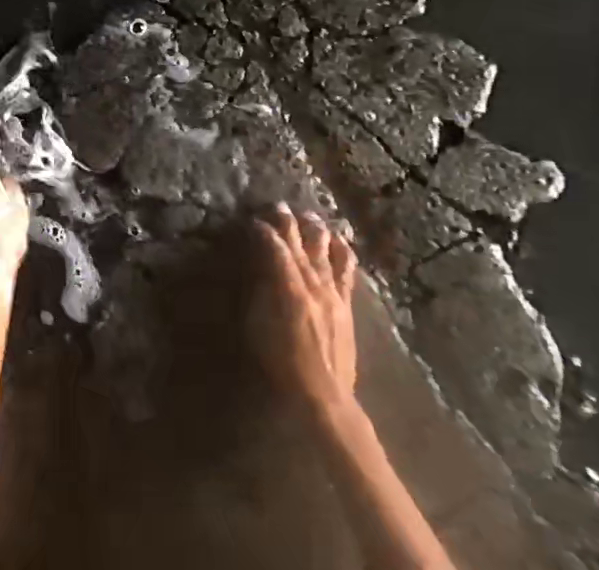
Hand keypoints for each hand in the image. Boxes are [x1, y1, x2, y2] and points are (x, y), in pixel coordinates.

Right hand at [255, 203, 360, 412]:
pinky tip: (340, 240)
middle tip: (278, 205)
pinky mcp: (346, 303)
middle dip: (287, 221)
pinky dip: (343, 251)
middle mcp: (311, 280)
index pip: (272, 246)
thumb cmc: (279, 361)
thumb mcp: (255, 323)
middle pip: (299, 242)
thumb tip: (257, 265)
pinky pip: (346, 270)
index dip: (262, 230)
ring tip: (310, 216)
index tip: (252, 220)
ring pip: (324, 250)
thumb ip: (257, 289)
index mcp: (285, 284)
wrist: (321, 392)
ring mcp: (331, 290)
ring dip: (315, 230)